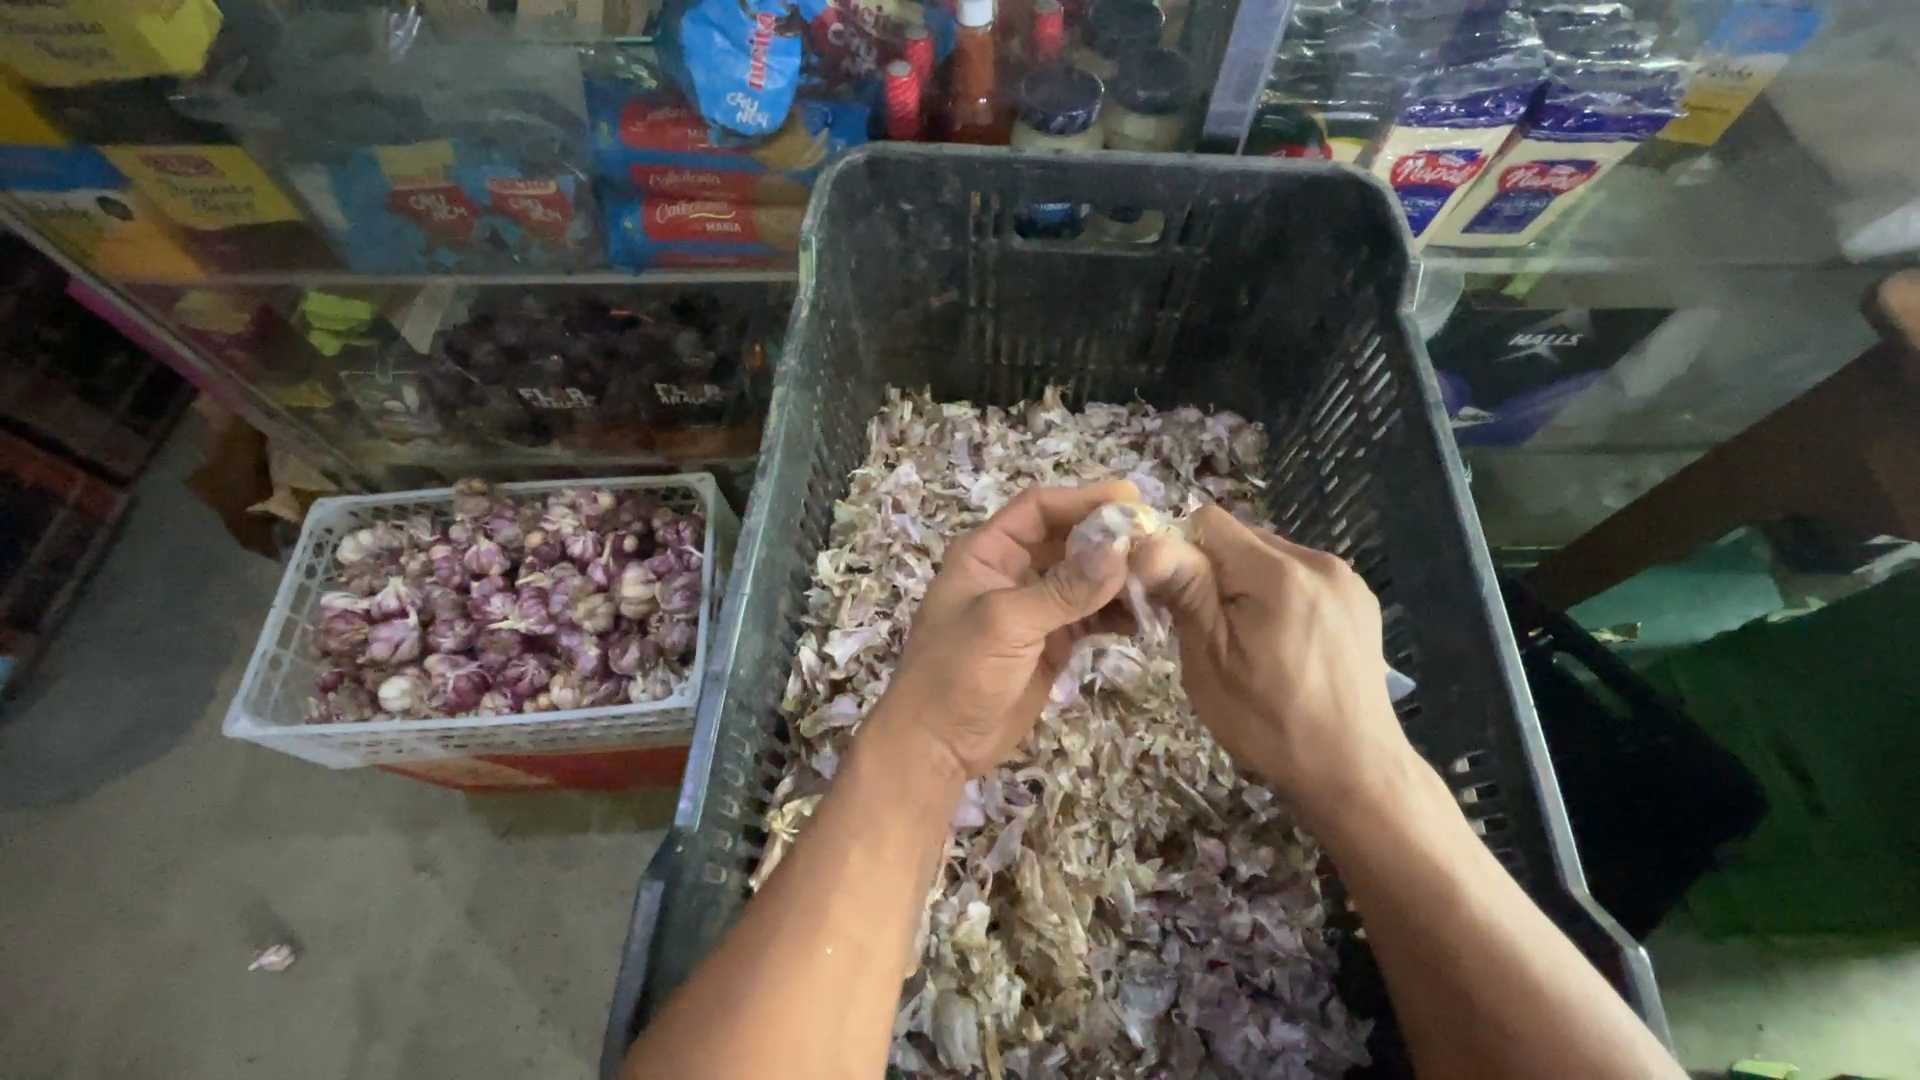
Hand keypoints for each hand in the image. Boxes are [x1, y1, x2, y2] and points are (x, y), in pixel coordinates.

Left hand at [880, 480, 1138, 776]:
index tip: (1132, 499)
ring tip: (1159, 581)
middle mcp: (1011, 572)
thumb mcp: (1006, 623)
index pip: (1039, 509)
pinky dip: (1115, 615)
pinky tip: (1144, 617)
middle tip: (1157, 543)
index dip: (1083, 500)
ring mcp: (1033, 609)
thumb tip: (1120, 549)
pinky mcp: (1051, 642)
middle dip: (1109, 540)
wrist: (937, 745)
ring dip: (1118, 579)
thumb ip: (1063, 589)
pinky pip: (1089, 617)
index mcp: (987, 553)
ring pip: (1084, 579)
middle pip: (1068, 540)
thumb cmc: (956, 673)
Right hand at [1135, 506, 1419, 829]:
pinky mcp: (1359, 600)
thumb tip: (1143, 542)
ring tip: (1249, 641)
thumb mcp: (1209, 661)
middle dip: (1214, 572)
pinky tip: (1283, 642)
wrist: (1355, 772)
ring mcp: (1346, 580)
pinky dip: (1278, 596)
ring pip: (1269, 557)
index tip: (1175, 599)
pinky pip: (1300, 577)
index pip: (1208, 521)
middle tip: (1209, 629)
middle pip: (1240, 538)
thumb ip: (1183, 591)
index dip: (1179, 552)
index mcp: (1278, 573)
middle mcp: (1319, 561)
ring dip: (1246, 584)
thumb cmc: (1268, 722)